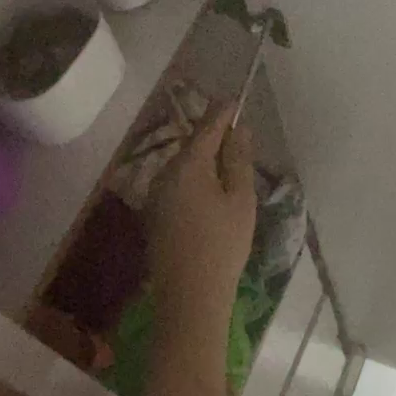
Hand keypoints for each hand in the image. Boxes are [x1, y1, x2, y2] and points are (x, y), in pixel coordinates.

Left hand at [149, 105, 257, 322]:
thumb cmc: (223, 245)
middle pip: (192, 147)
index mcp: (188, 165)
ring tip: (229, 164)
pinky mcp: (154, 216)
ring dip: (204, 161)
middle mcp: (165, 174)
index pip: (207, 128)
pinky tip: (211, 194)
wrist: (189, 296)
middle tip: (237, 133)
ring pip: (183, 168)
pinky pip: (177, 186)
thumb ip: (238, 160)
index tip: (236, 100)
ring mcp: (156, 196)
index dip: (223, 113)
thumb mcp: (240, 199)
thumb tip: (240, 129)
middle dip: (213, 137)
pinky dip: (195, 181)